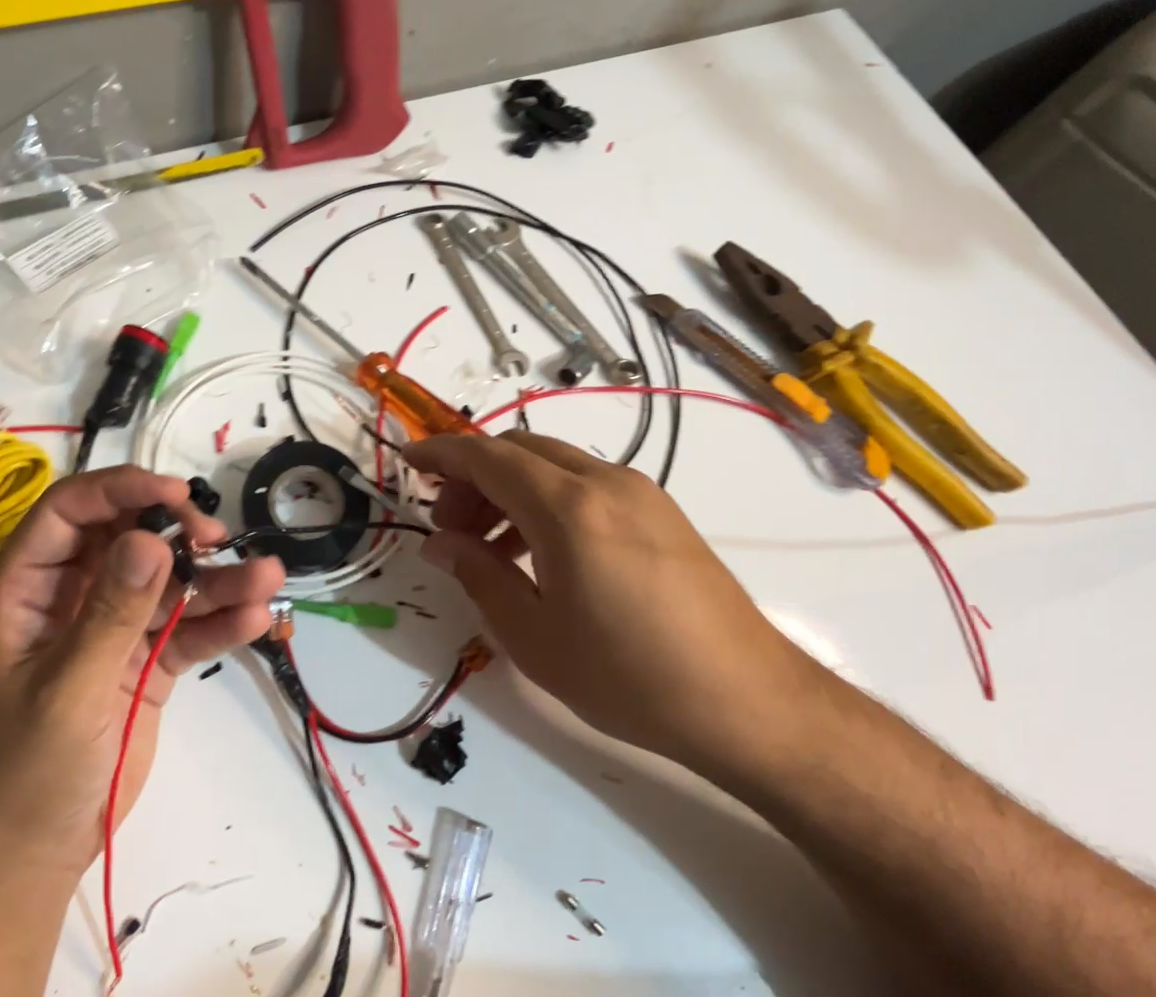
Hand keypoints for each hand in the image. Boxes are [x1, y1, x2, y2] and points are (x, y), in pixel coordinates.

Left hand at [0, 466, 285, 895]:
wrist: (32, 858)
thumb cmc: (25, 773)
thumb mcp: (67, 690)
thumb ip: (111, 614)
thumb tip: (150, 537)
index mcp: (27, 592)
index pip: (68, 514)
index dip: (119, 489)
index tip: (176, 492)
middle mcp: (70, 600)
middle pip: (128, 539)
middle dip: (176, 531)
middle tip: (220, 539)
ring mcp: (112, 633)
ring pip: (168, 584)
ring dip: (216, 578)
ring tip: (268, 576)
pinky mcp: (145, 667)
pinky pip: (186, 631)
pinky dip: (220, 623)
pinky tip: (257, 618)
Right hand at [405, 431, 832, 771]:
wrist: (746, 703)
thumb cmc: (627, 677)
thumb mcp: (534, 636)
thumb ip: (480, 576)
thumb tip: (441, 544)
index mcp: (568, 508)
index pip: (488, 457)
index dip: (442, 456)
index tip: (409, 465)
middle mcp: (607, 482)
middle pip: (522, 452)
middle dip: (474, 477)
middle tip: (449, 530)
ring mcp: (643, 494)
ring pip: (557, 466)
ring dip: (511, 490)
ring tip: (489, 548)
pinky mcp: (664, 515)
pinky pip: (589, 487)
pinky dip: (549, 502)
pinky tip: (540, 555)